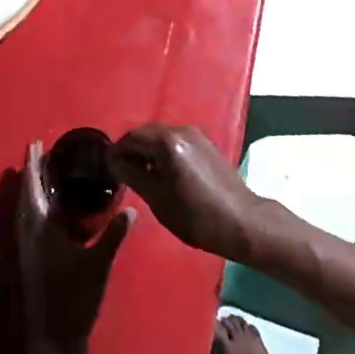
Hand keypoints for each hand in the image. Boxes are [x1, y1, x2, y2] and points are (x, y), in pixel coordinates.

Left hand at [18, 139, 134, 353]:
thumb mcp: (98, 264)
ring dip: (29, 186)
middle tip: (38, 151)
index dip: (34, 162)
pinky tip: (41, 207)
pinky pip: (25, 218)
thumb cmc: (75, 297)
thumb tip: (131, 209)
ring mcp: (24, 244)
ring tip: (38, 172)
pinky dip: (30, 203)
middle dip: (30, 170)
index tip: (35, 142)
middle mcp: (27, 230)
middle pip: (25, 192)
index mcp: (41, 225)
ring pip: (23, 205)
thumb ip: (113, 235)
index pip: (33, 185)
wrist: (53, 335)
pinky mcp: (26, 256)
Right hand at [110, 123, 265, 262]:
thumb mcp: (158, 199)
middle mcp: (178, 129)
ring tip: (142, 175)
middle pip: (145, 134)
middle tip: (123, 172)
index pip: (130, 139)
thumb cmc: (197, 215)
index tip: (108, 169)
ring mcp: (194, 134)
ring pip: (160, 137)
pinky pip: (174, 142)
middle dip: (131, 150)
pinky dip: (163, 153)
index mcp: (165, 140)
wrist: (245, 224)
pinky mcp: (205, 144)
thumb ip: (132, 176)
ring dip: (147, 152)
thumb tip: (114, 162)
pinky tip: (163, 173)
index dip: (116, 153)